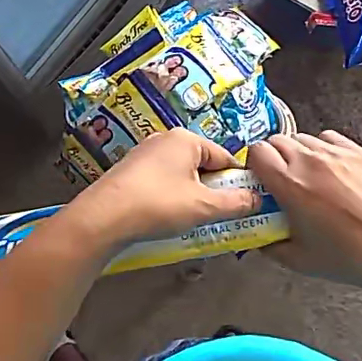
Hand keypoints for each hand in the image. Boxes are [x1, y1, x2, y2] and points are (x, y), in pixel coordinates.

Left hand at [56, 129, 260, 255]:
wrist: (103, 218)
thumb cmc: (158, 205)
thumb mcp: (204, 207)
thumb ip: (236, 202)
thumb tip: (258, 199)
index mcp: (186, 139)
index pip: (225, 157)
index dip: (238, 181)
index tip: (247, 204)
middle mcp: (164, 140)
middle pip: (203, 165)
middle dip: (214, 190)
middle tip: (221, 216)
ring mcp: (144, 155)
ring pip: (181, 175)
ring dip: (193, 196)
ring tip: (195, 221)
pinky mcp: (129, 172)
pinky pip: (161, 182)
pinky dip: (171, 198)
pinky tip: (168, 218)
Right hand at [247, 130, 361, 293]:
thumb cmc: (350, 258)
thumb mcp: (297, 259)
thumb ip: (268, 244)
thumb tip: (257, 236)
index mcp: (290, 185)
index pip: (257, 151)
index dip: (254, 163)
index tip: (259, 178)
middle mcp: (311, 162)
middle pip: (277, 141)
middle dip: (273, 157)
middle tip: (280, 178)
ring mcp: (337, 155)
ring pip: (303, 138)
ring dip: (298, 153)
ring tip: (308, 176)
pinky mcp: (359, 153)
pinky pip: (330, 138)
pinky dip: (323, 149)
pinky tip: (330, 170)